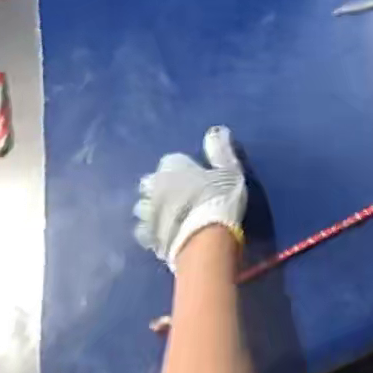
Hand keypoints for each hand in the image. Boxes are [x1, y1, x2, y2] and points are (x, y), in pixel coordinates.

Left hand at [134, 127, 247, 270]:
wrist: (205, 241)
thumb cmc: (219, 199)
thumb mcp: (228, 170)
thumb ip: (220, 150)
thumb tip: (215, 130)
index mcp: (172, 167)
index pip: (170, 161)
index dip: (182, 169)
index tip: (193, 177)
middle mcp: (154, 187)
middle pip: (151, 184)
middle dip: (159, 188)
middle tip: (178, 197)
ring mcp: (148, 214)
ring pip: (143, 208)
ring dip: (152, 210)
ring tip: (167, 217)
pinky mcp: (148, 239)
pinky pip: (145, 233)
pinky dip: (152, 233)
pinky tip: (163, 237)